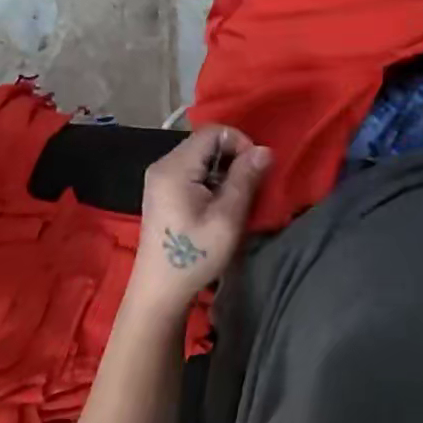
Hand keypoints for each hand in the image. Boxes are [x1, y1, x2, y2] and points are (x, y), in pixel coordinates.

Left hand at [127, 125, 270, 316]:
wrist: (160, 290)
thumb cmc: (195, 255)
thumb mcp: (227, 218)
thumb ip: (245, 179)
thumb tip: (264, 149)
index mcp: (174, 167)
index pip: (212, 132)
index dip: (239, 143)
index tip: (255, 169)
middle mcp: (162, 165)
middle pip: (204, 142)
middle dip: (232, 157)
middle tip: (249, 185)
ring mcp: (159, 178)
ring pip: (199, 157)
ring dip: (222, 170)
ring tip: (234, 198)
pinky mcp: (161, 191)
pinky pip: (190, 171)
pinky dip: (209, 180)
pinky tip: (217, 204)